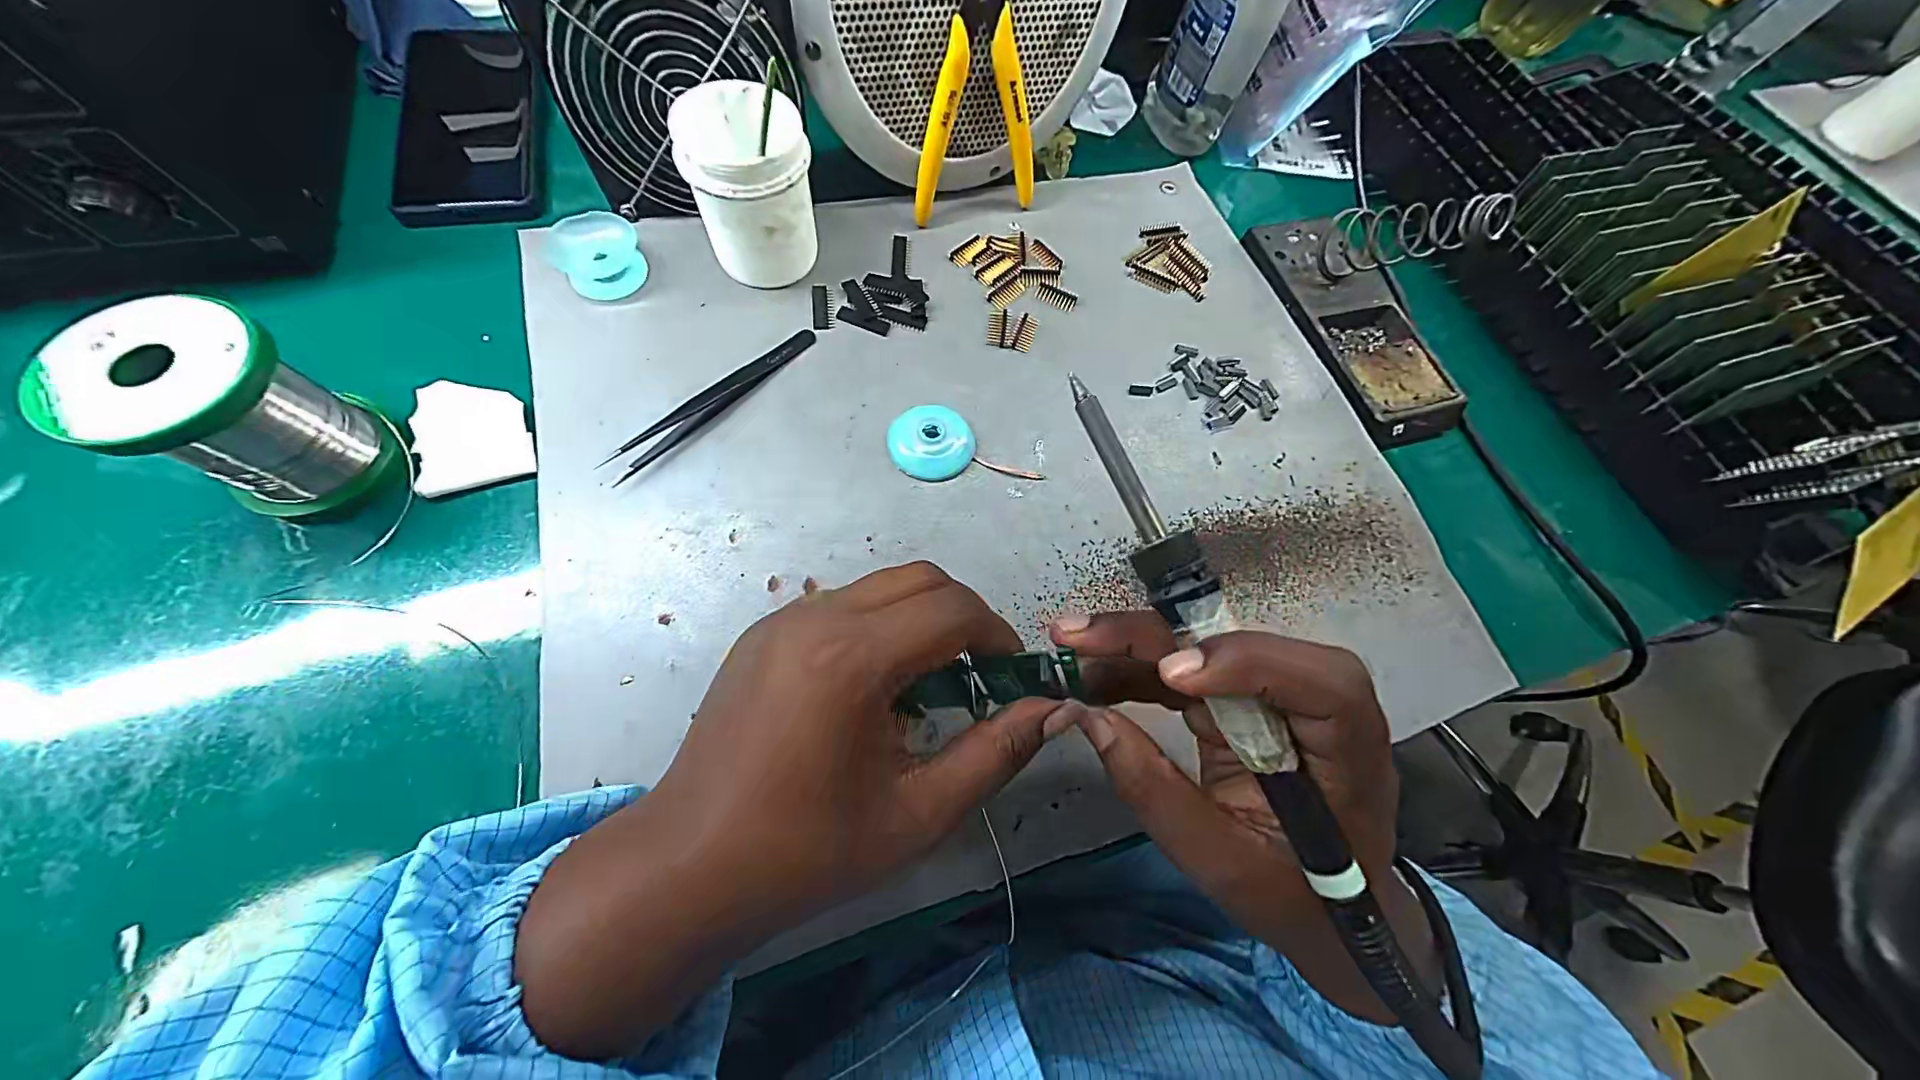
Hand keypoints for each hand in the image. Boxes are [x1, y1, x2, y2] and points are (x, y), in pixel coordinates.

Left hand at [518, 562, 1080, 1057]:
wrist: (687, 869)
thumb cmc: (806, 853)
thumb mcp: (918, 814)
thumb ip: (995, 753)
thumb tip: (1051, 710)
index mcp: (852, 658)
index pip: (953, 609)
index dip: (998, 635)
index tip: (1012, 676)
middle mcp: (816, 619)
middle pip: (919, 578)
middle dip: (964, 617)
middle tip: (978, 675)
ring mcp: (782, 621)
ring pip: (879, 587)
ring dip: (919, 620)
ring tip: (925, 687)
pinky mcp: (762, 635)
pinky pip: (841, 607)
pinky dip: (877, 628)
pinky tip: (871, 691)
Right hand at [1050, 611, 1432, 1021]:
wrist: (1324, 909)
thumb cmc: (1290, 896)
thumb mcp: (1221, 861)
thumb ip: (1156, 791)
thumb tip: (1090, 718)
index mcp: (1346, 751)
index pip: (1320, 684)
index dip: (1248, 664)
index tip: (1173, 675)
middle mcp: (1314, 704)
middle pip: (1244, 645)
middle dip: (1156, 636)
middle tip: (1077, 635)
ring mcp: (1270, 696)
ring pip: (1203, 649)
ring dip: (1132, 644)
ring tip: (1069, 647)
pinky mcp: (1236, 699)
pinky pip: (1183, 672)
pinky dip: (1134, 668)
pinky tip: (1091, 671)